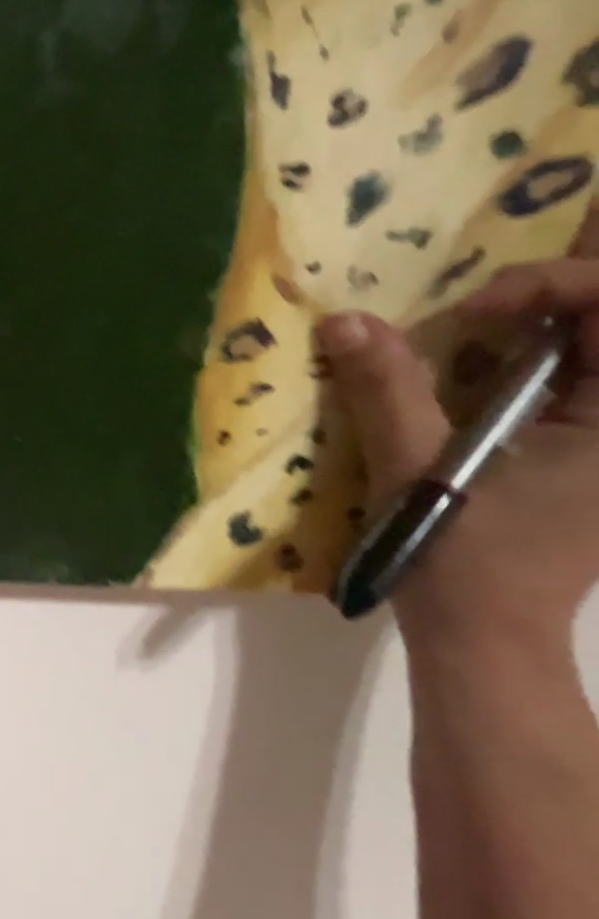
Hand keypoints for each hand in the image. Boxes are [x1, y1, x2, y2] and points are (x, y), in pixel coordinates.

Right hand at [317, 207, 598, 648]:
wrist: (484, 635)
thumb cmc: (465, 557)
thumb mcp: (419, 469)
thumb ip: (388, 389)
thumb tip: (344, 320)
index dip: (552, 283)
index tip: (470, 310)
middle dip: (550, 288)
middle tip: (478, 289)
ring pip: (582, 347)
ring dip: (532, 319)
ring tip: (468, 314)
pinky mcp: (576, 447)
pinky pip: (561, 378)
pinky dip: (517, 356)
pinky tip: (465, 362)